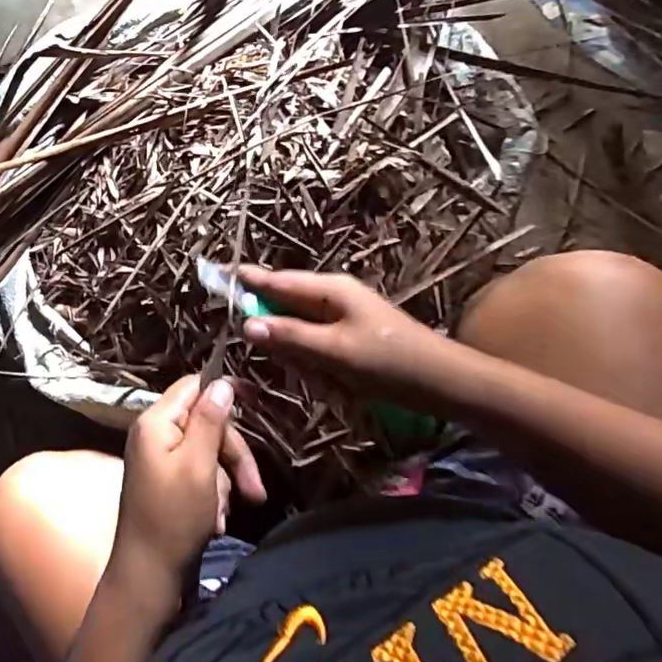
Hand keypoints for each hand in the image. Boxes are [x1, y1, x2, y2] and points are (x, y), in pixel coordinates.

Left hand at [111, 375, 266, 602]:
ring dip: (223, 481)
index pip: (192, 386)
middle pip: (206, 423)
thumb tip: (222, 382)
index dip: (223, 392)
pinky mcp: (168, 481)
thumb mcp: (198, 466)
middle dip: (233, 455)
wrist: (149, 574)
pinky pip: (200, 473)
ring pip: (208, 452)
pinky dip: (212, 494)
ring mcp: (160, 458)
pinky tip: (213, 520)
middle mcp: (155, 433)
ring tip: (220, 514)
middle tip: (254, 490)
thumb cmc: (173, 518)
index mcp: (155, 421)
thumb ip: (210, 421)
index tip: (256, 401)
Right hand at [237, 266, 457, 406]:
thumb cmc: (390, 363)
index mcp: (329, 289)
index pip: (275, 279)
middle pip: (284, 307)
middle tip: (299, 366)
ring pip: (299, 331)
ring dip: (303, 358)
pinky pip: (316, 346)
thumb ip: (289, 336)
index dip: (244, 279)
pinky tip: (337, 386)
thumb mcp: (335, 352)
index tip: (214, 275)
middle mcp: (332, 295)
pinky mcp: (349, 336)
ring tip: (329, 382)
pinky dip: (318, 365)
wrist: (447, 384)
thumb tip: (246, 324)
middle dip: (281, 337)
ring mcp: (342, 315)